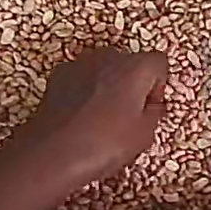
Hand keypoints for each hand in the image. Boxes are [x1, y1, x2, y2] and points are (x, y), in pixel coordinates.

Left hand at [8, 49, 168, 187]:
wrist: (51, 153)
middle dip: (134, 85)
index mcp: (136, 66)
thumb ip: (154, 113)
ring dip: (109, 87)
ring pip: (106, 70)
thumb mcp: (143, 135)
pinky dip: (86, 91)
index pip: (159, 63)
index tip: (150, 109)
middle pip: (132, 63)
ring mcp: (80, 64)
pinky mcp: (58, 75)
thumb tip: (151, 106)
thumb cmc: (102, 144)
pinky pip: (83, 78)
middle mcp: (108, 56)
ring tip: (103, 120)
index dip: (158, 88)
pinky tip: (82, 118)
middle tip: (129, 118)